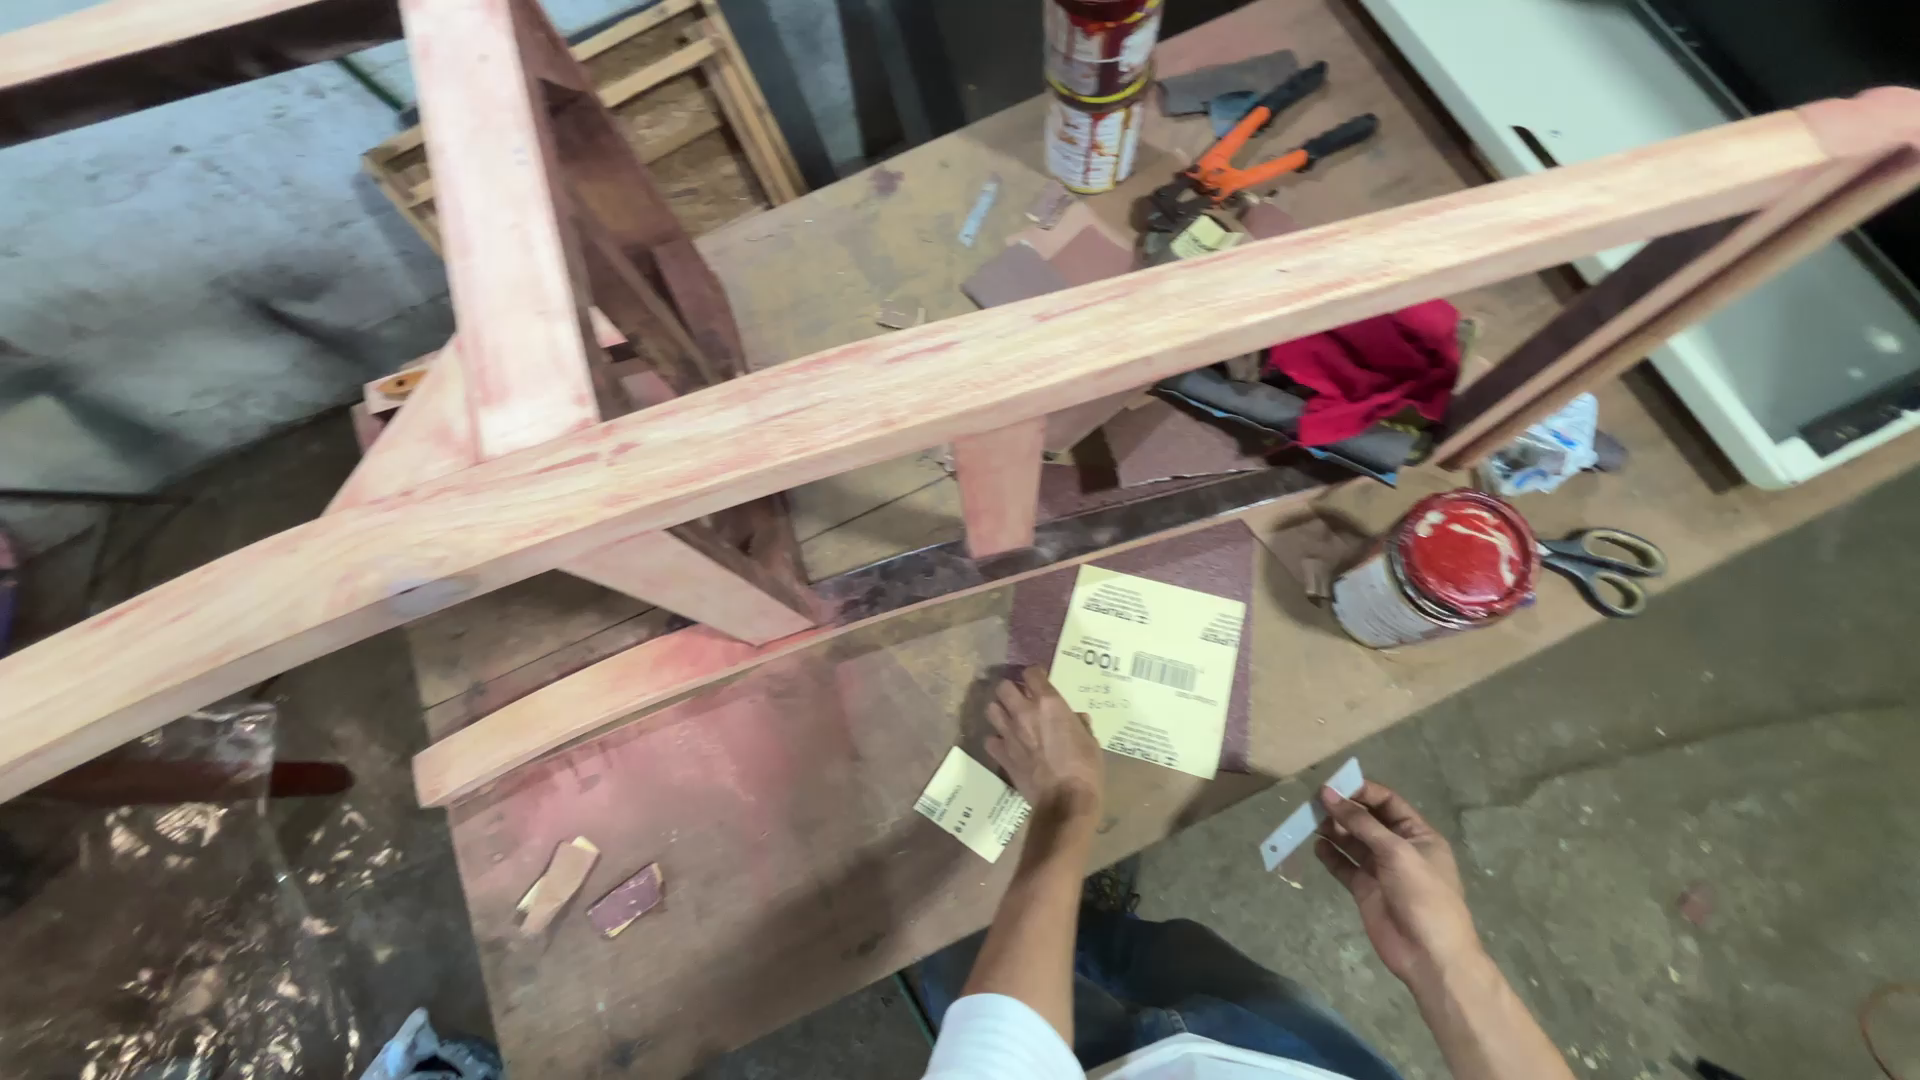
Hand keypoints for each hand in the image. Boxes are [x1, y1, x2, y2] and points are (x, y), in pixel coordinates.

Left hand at [985, 666, 1103, 816]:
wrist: (1066, 800)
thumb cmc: (1086, 768)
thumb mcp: (1091, 741)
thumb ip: (1080, 724)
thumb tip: (1077, 718)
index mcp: (1049, 704)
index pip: (1031, 673)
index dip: (1034, 675)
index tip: (1038, 681)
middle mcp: (1025, 712)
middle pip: (1004, 687)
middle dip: (1010, 690)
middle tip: (1020, 699)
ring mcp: (1009, 733)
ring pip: (991, 709)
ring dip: (999, 711)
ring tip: (1009, 719)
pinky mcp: (1001, 754)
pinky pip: (990, 740)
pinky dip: (996, 741)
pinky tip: (1006, 746)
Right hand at [1314, 781, 1482, 989]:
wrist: (1430, 955)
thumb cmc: (1423, 896)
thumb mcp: (1396, 852)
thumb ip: (1360, 822)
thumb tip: (1327, 793)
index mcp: (1418, 836)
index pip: (1387, 802)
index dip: (1361, 791)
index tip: (1333, 785)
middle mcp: (1398, 849)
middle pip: (1366, 820)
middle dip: (1342, 810)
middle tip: (1314, 802)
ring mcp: (1380, 869)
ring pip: (1351, 841)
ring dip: (1332, 830)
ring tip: (1310, 821)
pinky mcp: (1365, 889)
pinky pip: (1343, 865)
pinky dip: (1329, 855)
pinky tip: (1316, 846)